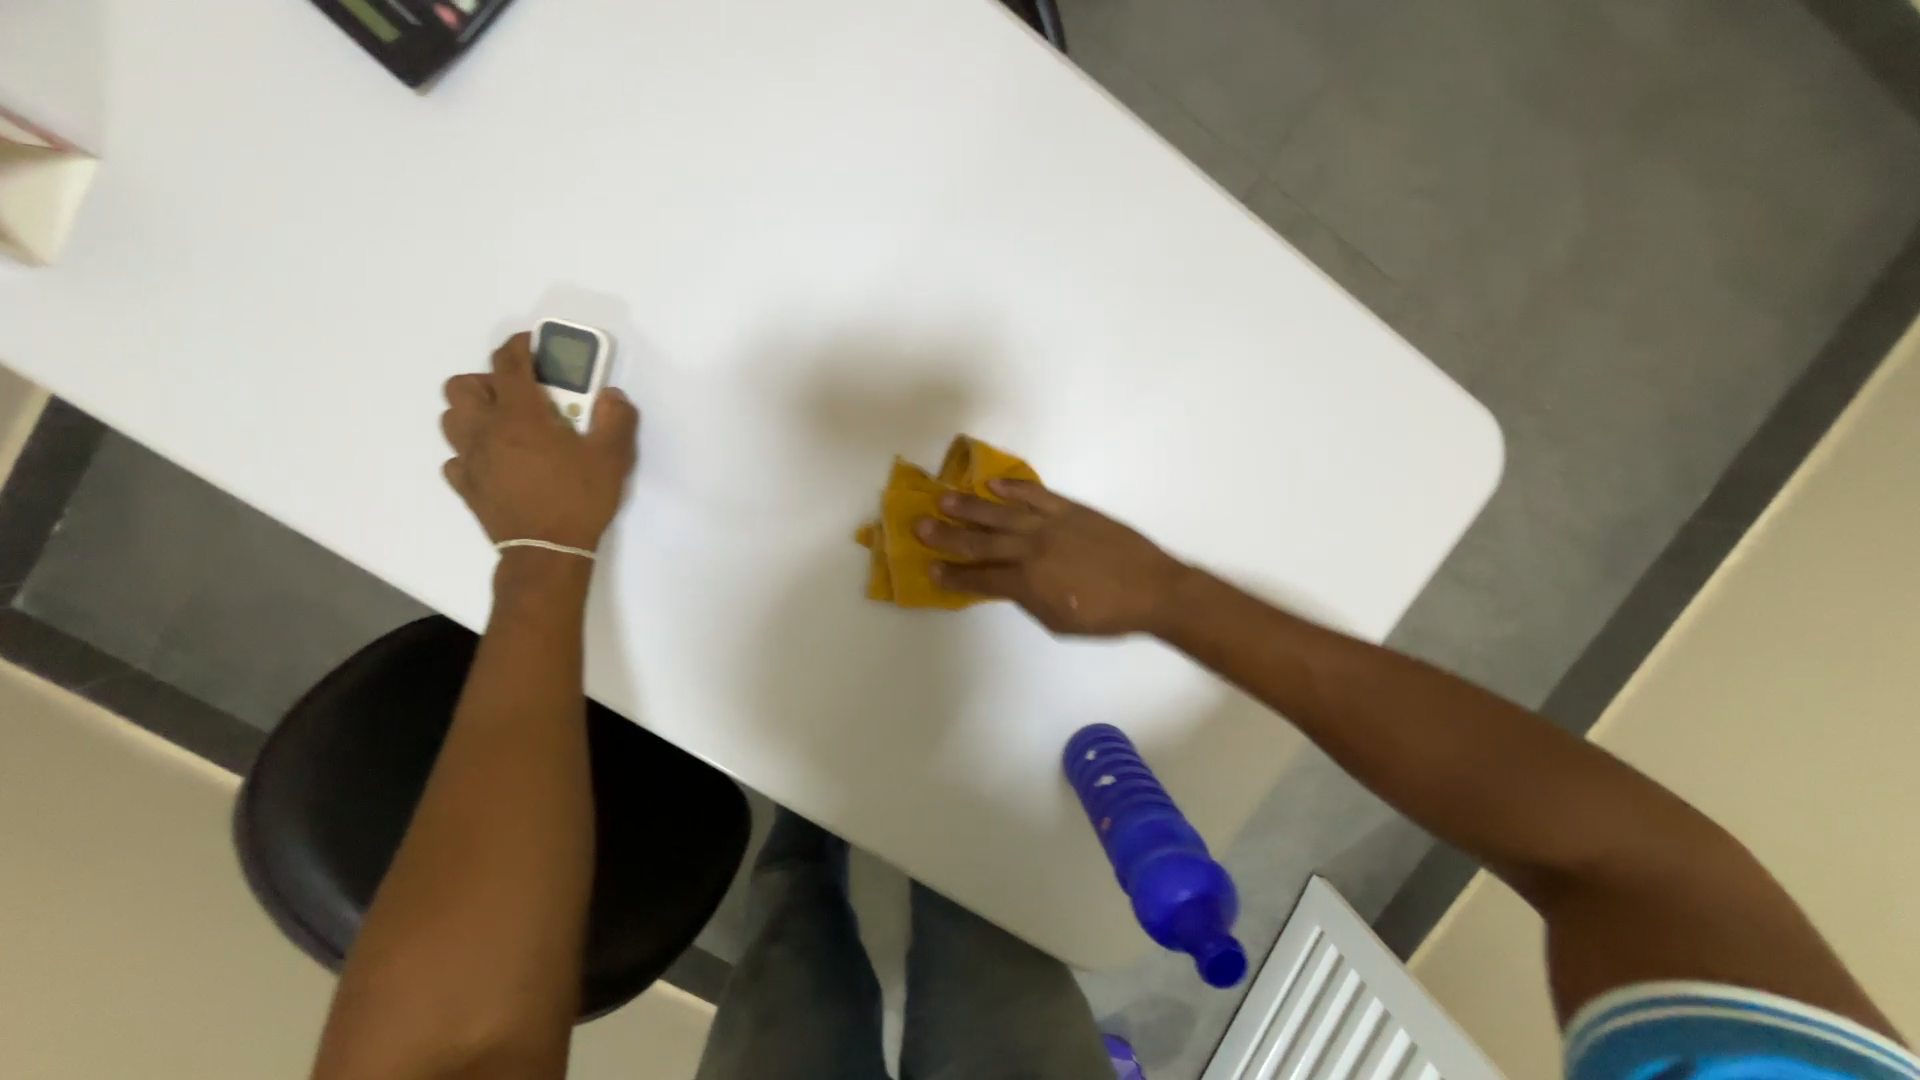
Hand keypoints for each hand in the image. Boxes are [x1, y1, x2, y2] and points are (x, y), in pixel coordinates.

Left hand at [440, 333, 639, 550]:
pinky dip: (471, 453)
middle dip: (487, 381)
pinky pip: (455, 459)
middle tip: (519, 395)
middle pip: (462, 386)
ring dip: (472, 414)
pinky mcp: (467, 487)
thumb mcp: (613, 457)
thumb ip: (616, 418)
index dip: (519, 345)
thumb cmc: (579, 499)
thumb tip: (611, 396)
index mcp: (520, 414)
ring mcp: (470, 460)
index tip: (533, 343)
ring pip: (451, 419)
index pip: (508, 363)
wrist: (548, 552)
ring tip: (503, 426)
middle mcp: (486, 430)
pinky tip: (495, 462)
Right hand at [917, 480, 1189, 635]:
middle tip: (919, 527)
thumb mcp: (1058, 621)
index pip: (980, 579)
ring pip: (1002, 513)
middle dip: (948, 536)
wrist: (1153, 589)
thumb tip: (1009, 584)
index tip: (930, 570)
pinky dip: (1013, 489)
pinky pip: (1036, 495)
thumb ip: (1028, 600)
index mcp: (1028, 583)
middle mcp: (1032, 550)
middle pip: (981, 541)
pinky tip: (992, 485)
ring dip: (970, 506)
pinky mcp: (1071, 510)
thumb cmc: (1106, 615)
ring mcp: (1051, 525)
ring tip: (943, 499)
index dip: (954, 576)